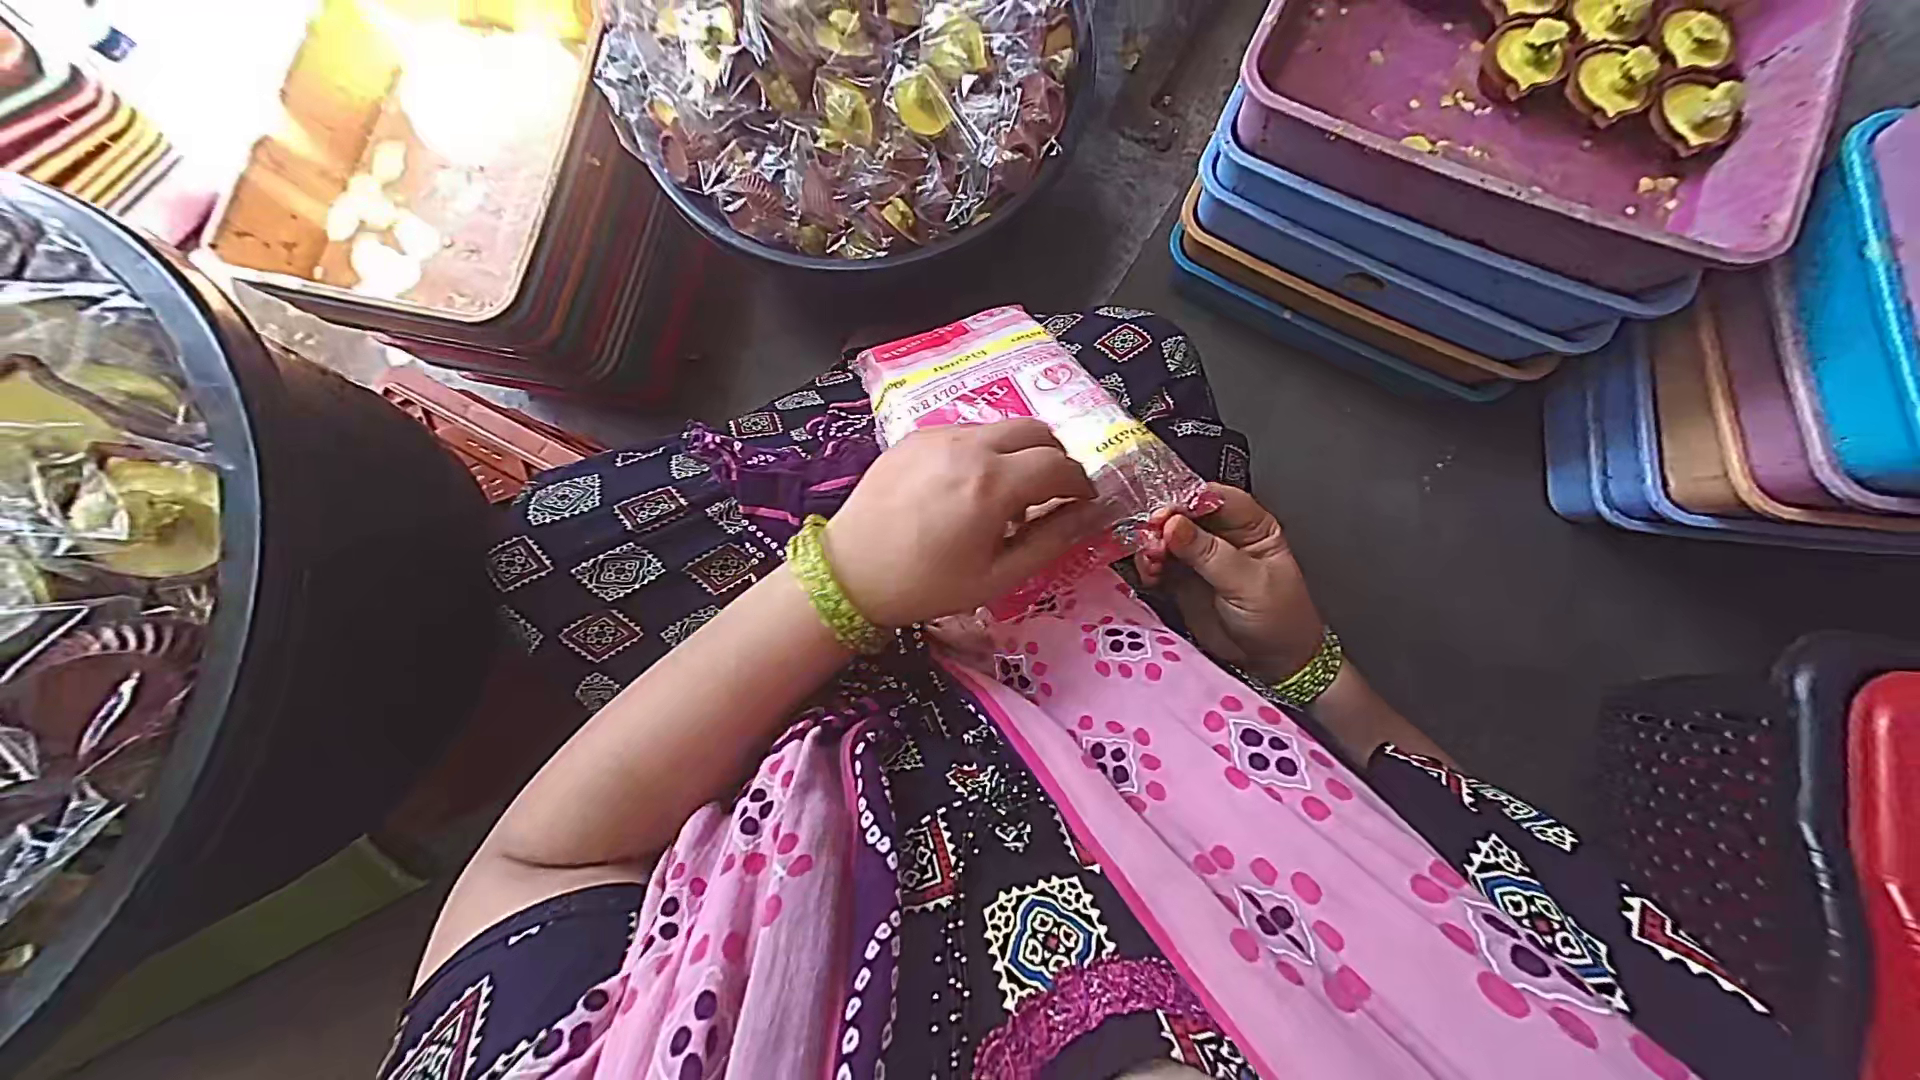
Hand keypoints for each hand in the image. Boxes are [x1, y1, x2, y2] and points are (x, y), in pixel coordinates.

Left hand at [826, 419, 1099, 627]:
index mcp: (992, 483)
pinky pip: (967, 432)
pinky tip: (967, 488)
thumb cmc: (926, 585)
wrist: (850, 574)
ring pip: (1001, 428)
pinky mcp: (914, 436)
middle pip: (1037, 431)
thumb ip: (1050, 541)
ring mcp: (938, 435)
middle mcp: (968, 446)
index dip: (1080, 483)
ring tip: (1004, 497)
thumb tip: (1088, 515)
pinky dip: (984, 452)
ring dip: (1019, 454)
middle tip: (1050, 495)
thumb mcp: (997, 577)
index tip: (1082, 502)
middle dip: (1055, 459)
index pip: (1059, 465)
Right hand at [1133, 483, 1324, 682]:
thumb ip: (1209, 554)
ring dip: (1152, 544)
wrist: (1271, 663)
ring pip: (1165, 538)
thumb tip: (1174, 526)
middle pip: (1183, 515)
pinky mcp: (1180, 579)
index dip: (1189, 501)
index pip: (1216, 499)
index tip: (1166, 513)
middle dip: (1163, 523)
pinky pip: (1156, 564)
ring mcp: (1197, 557)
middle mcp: (1221, 536)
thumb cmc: (1279, 619)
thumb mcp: (1249, 583)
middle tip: (1151, 536)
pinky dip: (1148, 566)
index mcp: (1250, 526)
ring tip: (1152, 559)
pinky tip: (1151, 574)